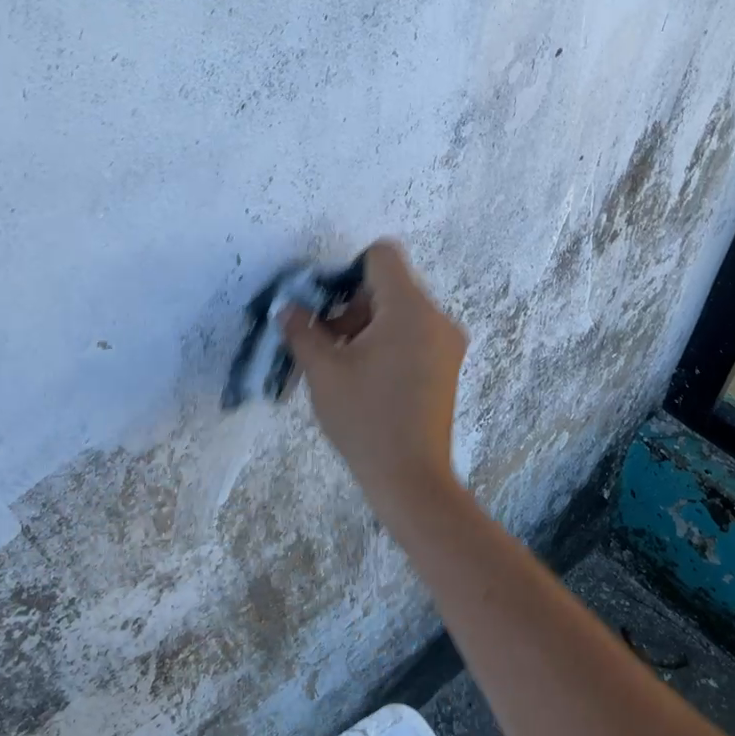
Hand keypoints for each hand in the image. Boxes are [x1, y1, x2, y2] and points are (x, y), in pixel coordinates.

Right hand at [280, 239, 468, 517]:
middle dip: (351, 306)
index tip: (326, 307)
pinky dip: (385, 343)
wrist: (411, 479)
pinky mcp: (446, 366)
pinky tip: (365, 378)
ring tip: (342, 365)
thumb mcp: (323, 370)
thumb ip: (302, 329)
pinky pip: (412, 334)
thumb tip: (287, 308)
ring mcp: (447, 343)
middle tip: (327, 344)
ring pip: (399, 311)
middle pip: (388, 285)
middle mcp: (437, 318)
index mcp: (411, 309)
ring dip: (365, 326)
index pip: (381, 256)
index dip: (346, 270)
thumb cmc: (365, 418)